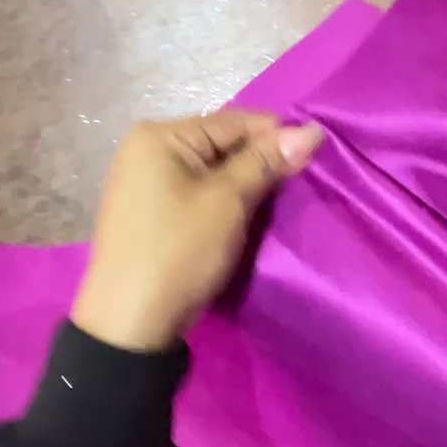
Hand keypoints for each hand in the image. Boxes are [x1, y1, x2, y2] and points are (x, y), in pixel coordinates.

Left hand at [71, 110, 323, 351]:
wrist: (130, 325)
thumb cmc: (179, 251)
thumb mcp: (228, 202)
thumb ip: (267, 162)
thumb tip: (313, 130)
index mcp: (159, 135)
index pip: (235, 121)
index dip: (278, 136)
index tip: (316, 155)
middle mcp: (147, 149)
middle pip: (223, 143)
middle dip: (261, 161)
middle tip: (299, 183)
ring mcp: (145, 181)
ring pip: (213, 170)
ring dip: (246, 182)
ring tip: (277, 201)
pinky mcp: (151, 210)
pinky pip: (198, 191)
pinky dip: (225, 199)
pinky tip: (245, 216)